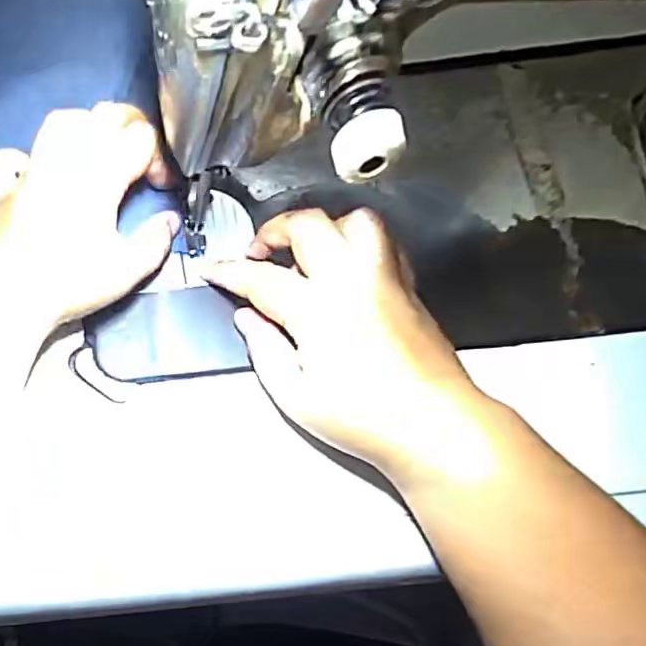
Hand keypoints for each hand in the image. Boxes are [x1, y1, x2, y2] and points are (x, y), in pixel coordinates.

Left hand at [0, 103, 179, 326]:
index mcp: (100, 175)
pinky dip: (24, 158)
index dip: (160, 158)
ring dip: (86, 126)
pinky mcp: (4, 190)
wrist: (10, 295)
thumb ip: (155, 243)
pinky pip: (9, 158)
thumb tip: (168, 224)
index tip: (163, 186)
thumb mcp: (127, 270)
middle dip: (130, 127)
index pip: (140, 140)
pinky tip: (34, 172)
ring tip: (98, 151)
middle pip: (104, 115)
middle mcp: (66, 161)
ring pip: (61, 121)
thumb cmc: (69, 283)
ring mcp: (32, 171)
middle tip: (141, 157)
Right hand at [205, 207, 495, 485]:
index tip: (213, 271)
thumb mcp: (295, 396)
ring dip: (321, 227)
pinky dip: (355, 242)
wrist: (432, 423)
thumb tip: (248, 322)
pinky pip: (381, 242)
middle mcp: (352, 282)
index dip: (228, 271)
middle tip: (256, 253)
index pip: (260, 277)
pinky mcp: (407, 287)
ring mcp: (384, 279)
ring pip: (352, 221)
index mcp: (317, 310)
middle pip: (307, 226)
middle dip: (272, 231)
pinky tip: (345, 265)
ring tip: (303, 249)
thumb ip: (265, 350)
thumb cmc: (369, 419)